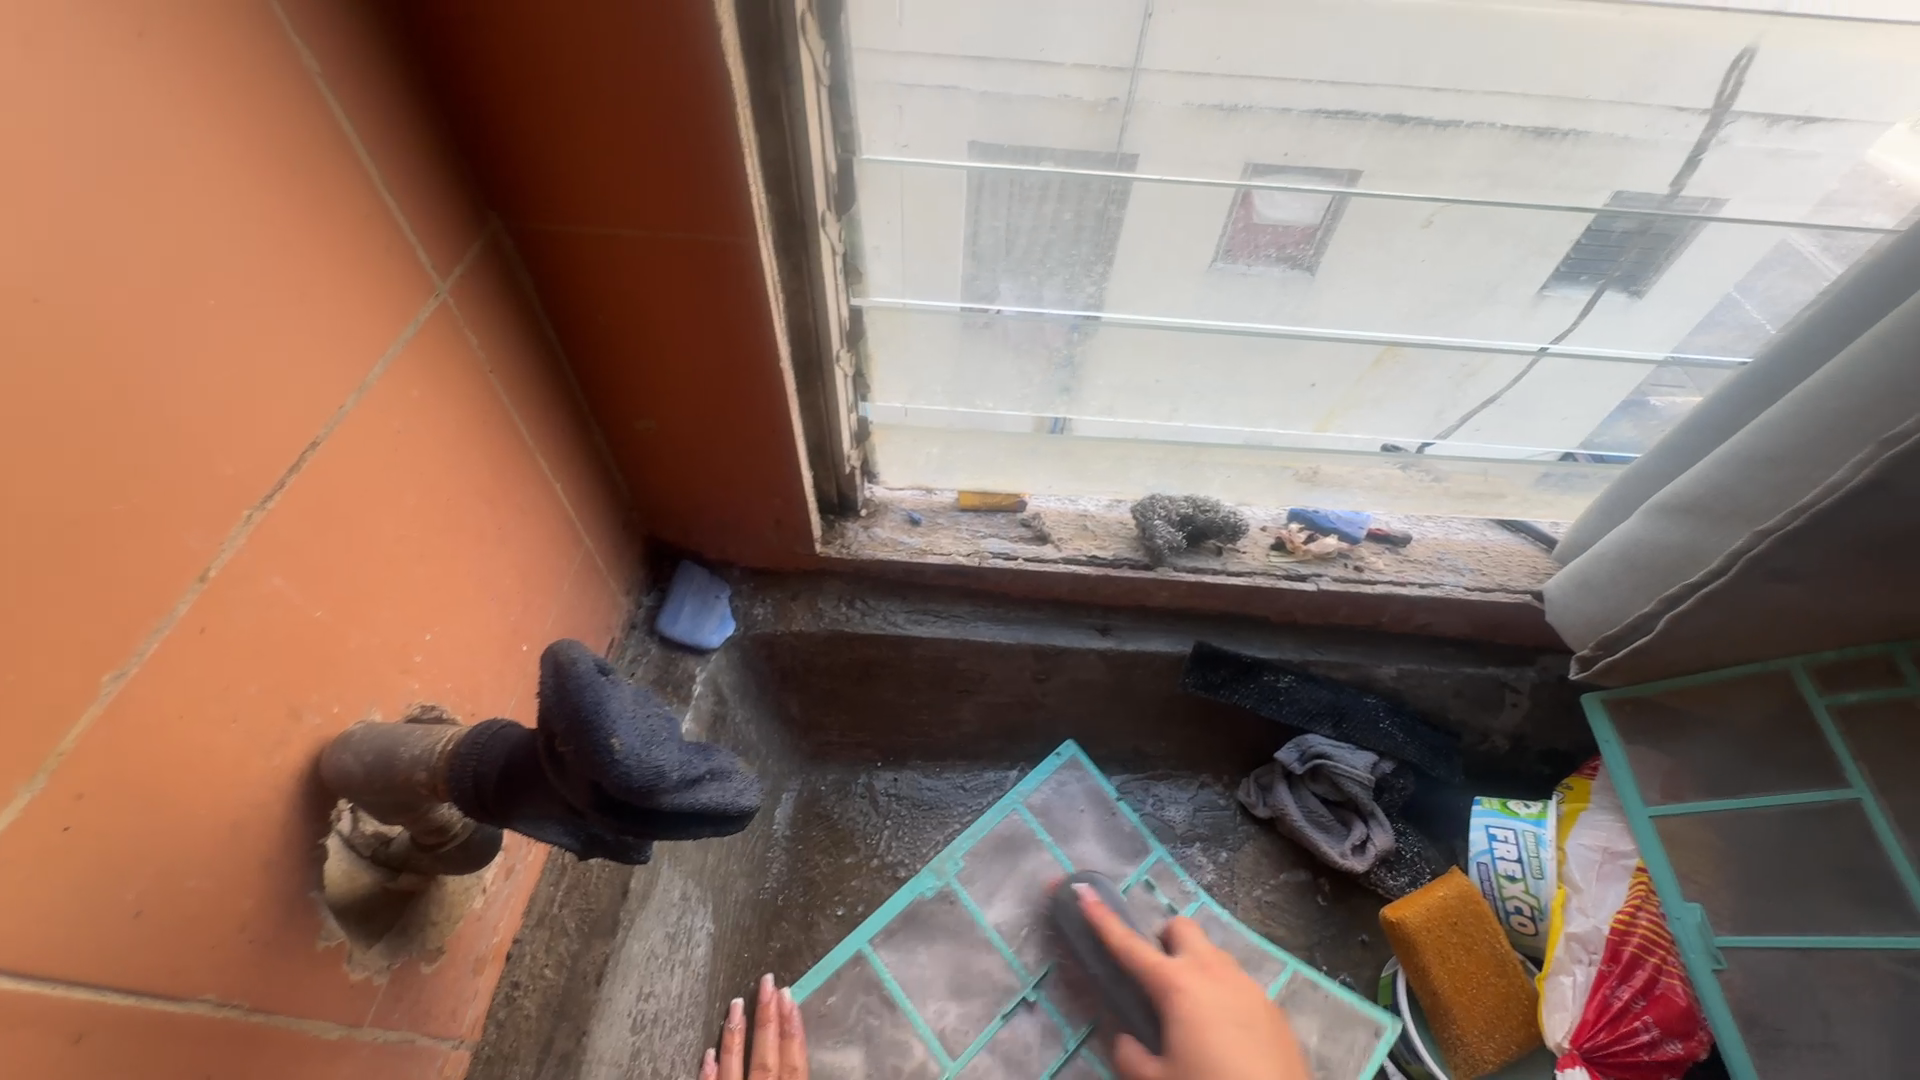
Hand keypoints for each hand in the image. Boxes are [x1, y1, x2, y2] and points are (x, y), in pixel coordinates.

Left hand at [700, 973, 806, 1079]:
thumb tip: (802, 1051)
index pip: (793, 1064)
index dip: (792, 1030)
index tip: (788, 996)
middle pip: (765, 1058)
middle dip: (767, 1019)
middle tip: (767, 984)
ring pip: (735, 1068)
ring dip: (736, 1035)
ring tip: (736, 1003)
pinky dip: (710, 1072)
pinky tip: (709, 1052)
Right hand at [1074, 884, 1308, 1079]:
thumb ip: (1132, 1057)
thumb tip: (1126, 1040)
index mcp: (1176, 986)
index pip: (1128, 945)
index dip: (1103, 919)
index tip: (1084, 891)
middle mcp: (1212, 972)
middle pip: (1181, 928)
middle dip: (1165, 941)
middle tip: (1158, 980)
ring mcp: (1248, 986)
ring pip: (1214, 955)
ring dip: (1196, 969)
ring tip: (1194, 1017)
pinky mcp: (1274, 1008)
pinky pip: (1239, 985)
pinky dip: (1223, 996)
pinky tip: (1227, 1039)